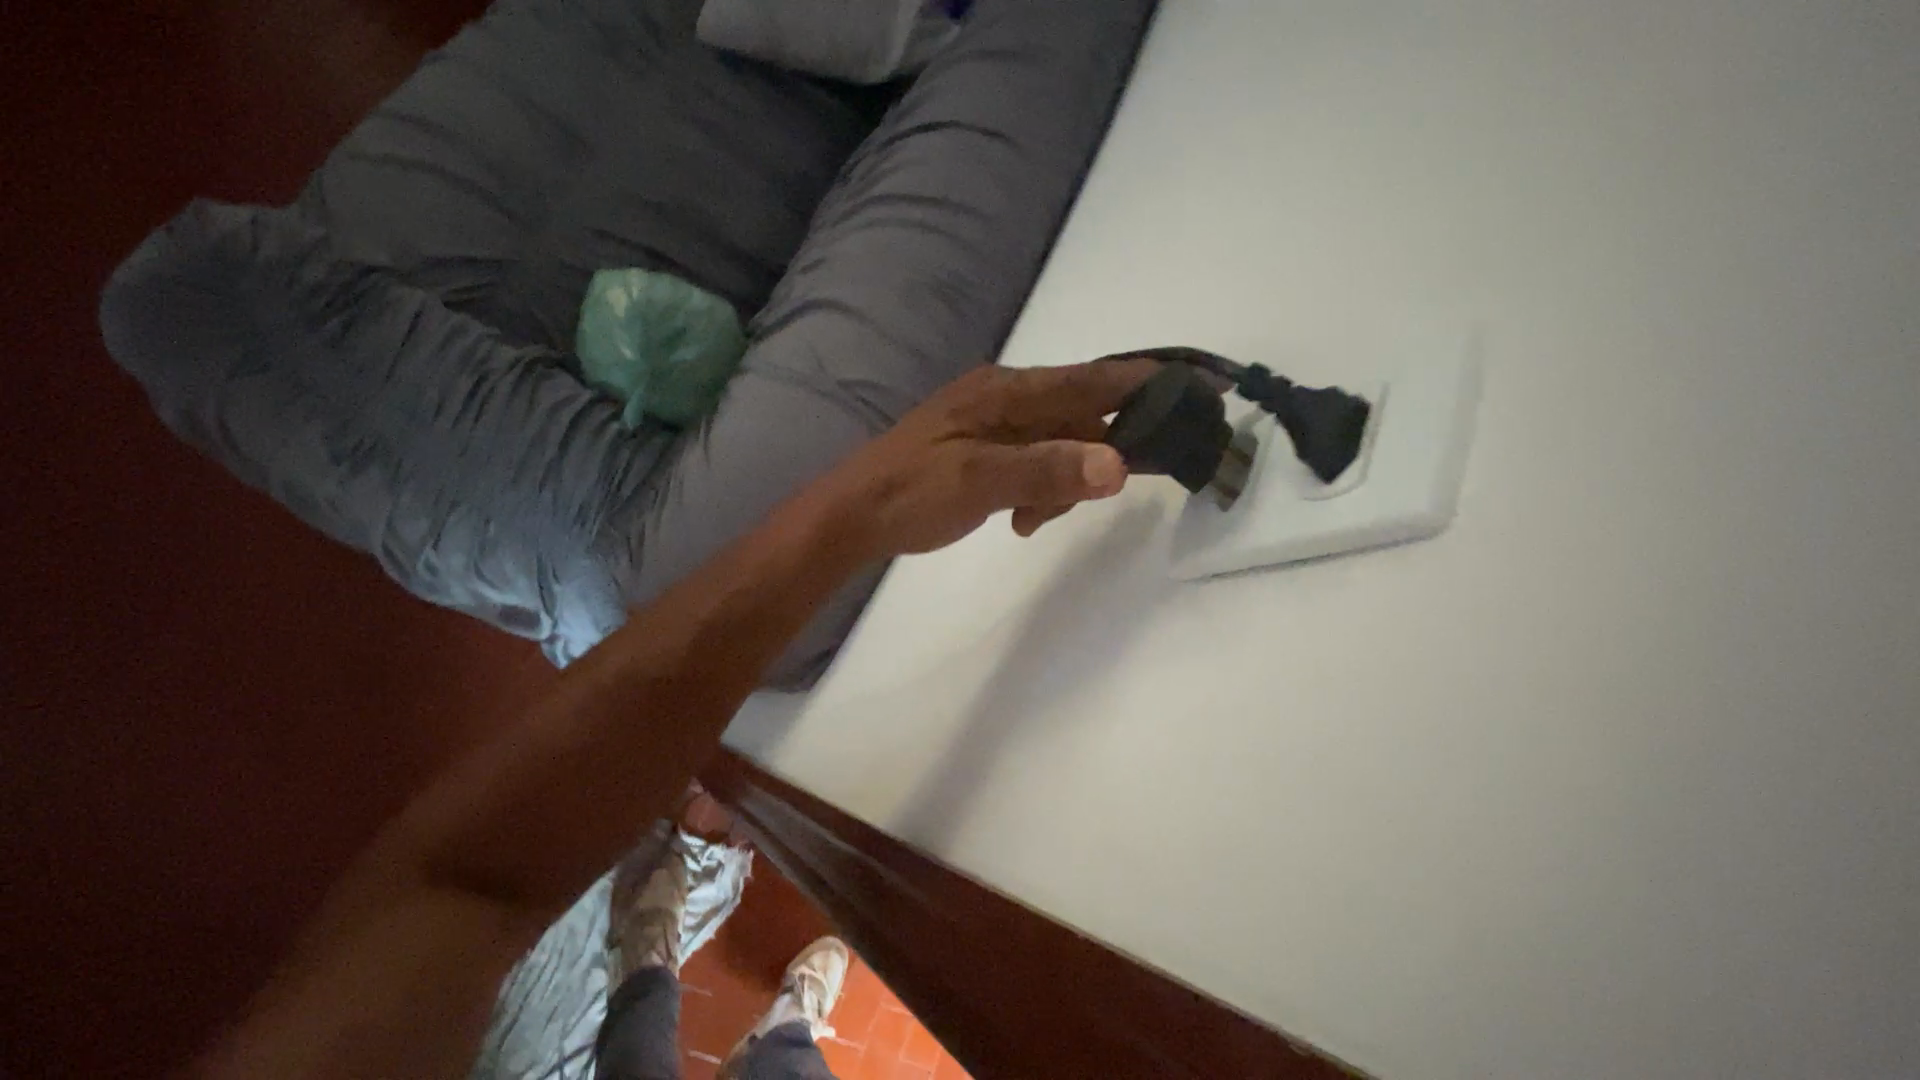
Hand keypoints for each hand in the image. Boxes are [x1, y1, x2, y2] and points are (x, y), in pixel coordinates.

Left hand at [820, 359, 1161, 557]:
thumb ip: (1046, 470)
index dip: (1148, 383)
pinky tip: (1022, 520)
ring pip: (1062, 445)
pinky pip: (1037, 464)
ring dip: (1064, 482)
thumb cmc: (911, 492)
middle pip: (1083, 414)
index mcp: (1007, 391)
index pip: (1093, 379)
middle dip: (1098, 455)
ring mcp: (996, 425)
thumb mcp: (978, 481)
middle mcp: (1007, 399)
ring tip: (1033, 518)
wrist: (852, 516)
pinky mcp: (987, 452)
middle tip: (1104, 491)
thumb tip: (1118, 465)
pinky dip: (1042, 491)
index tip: (1203, 387)